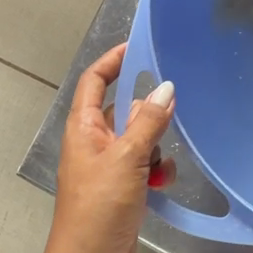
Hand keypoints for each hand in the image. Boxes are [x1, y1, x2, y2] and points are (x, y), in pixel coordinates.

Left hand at [45, 43, 174, 252]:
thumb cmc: (99, 206)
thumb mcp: (127, 158)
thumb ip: (148, 121)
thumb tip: (166, 87)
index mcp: (83, 127)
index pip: (94, 80)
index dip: (113, 60)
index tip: (138, 46)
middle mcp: (93, 141)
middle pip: (124, 108)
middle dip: (147, 114)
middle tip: (168, 117)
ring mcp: (107, 166)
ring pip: (138, 137)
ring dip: (155, 146)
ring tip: (160, 163)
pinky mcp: (121, 188)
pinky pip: (143, 164)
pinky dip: (155, 169)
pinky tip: (162, 182)